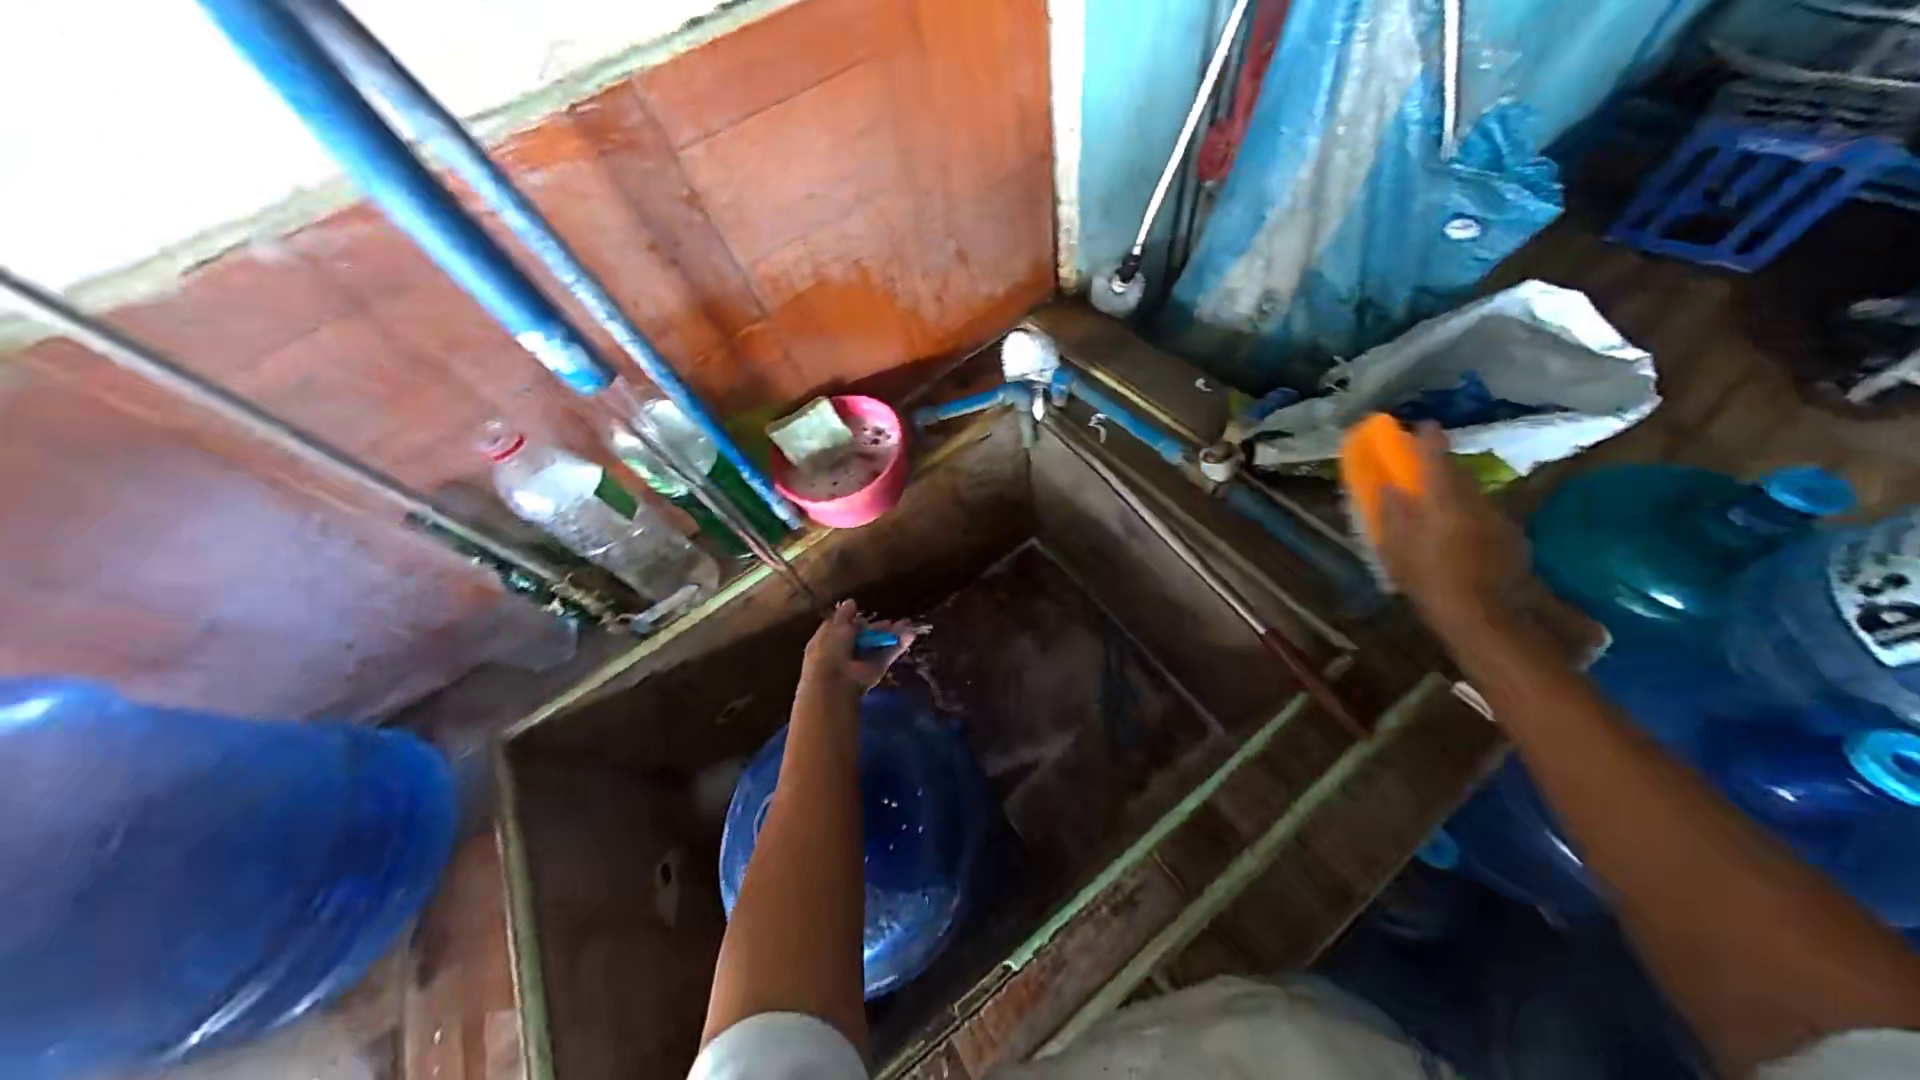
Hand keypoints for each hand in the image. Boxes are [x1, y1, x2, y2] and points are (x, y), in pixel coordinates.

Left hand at [799, 600, 918, 696]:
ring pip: (879, 644)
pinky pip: (888, 654)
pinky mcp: (877, 669)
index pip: (842, 628)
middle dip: (877, 628)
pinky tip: (911, 634)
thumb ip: (844, 615)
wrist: (837, 682)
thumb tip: (851, 602)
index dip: (853, 621)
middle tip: (888, 622)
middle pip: (864, 636)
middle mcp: (845, 651)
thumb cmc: (830, 651)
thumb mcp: (834, 627)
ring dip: (892, 633)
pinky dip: (899, 644)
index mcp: (828, 641)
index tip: (862, 615)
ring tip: (907, 624)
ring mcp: (862, 661)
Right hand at [1376, 423, 1533, 634]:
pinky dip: (1471, 516)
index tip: (1421, 425)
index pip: (1435, 457)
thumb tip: (1390, 488)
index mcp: (1443, 500)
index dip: (1427, 439)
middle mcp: (1475, 501)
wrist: (1483, 617)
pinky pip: (1485, 516)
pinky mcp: (1513, 539)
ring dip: (1456, 492)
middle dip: (1440, 465)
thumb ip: (1392, 513)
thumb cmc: (1428, 580)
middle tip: (1424, 467)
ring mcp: (1499, 519)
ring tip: (1439, 505)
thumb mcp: (1394, 549)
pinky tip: (1460, 535)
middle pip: (1457, 473)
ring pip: (1473, 495)